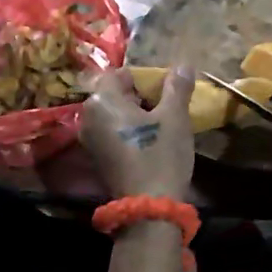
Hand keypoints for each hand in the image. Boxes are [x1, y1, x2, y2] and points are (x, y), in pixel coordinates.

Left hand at [80, 66, 196, 199]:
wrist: (149, 206)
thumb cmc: (161, 154)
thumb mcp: (175, 117)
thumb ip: (177, 87)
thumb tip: (183, 65)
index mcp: (102, 100)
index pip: (122, 74)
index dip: (147, 78)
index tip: (167, 92)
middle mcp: (88, 116)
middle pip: (116, 94)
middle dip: (142, 97)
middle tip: (167, 108)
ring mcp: (89, 139)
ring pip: (115, 115)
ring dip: (137, 116)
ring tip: (162, 125)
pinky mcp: (97, 158)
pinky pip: (113, 133)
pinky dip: (129, 132)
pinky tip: (149, 143)